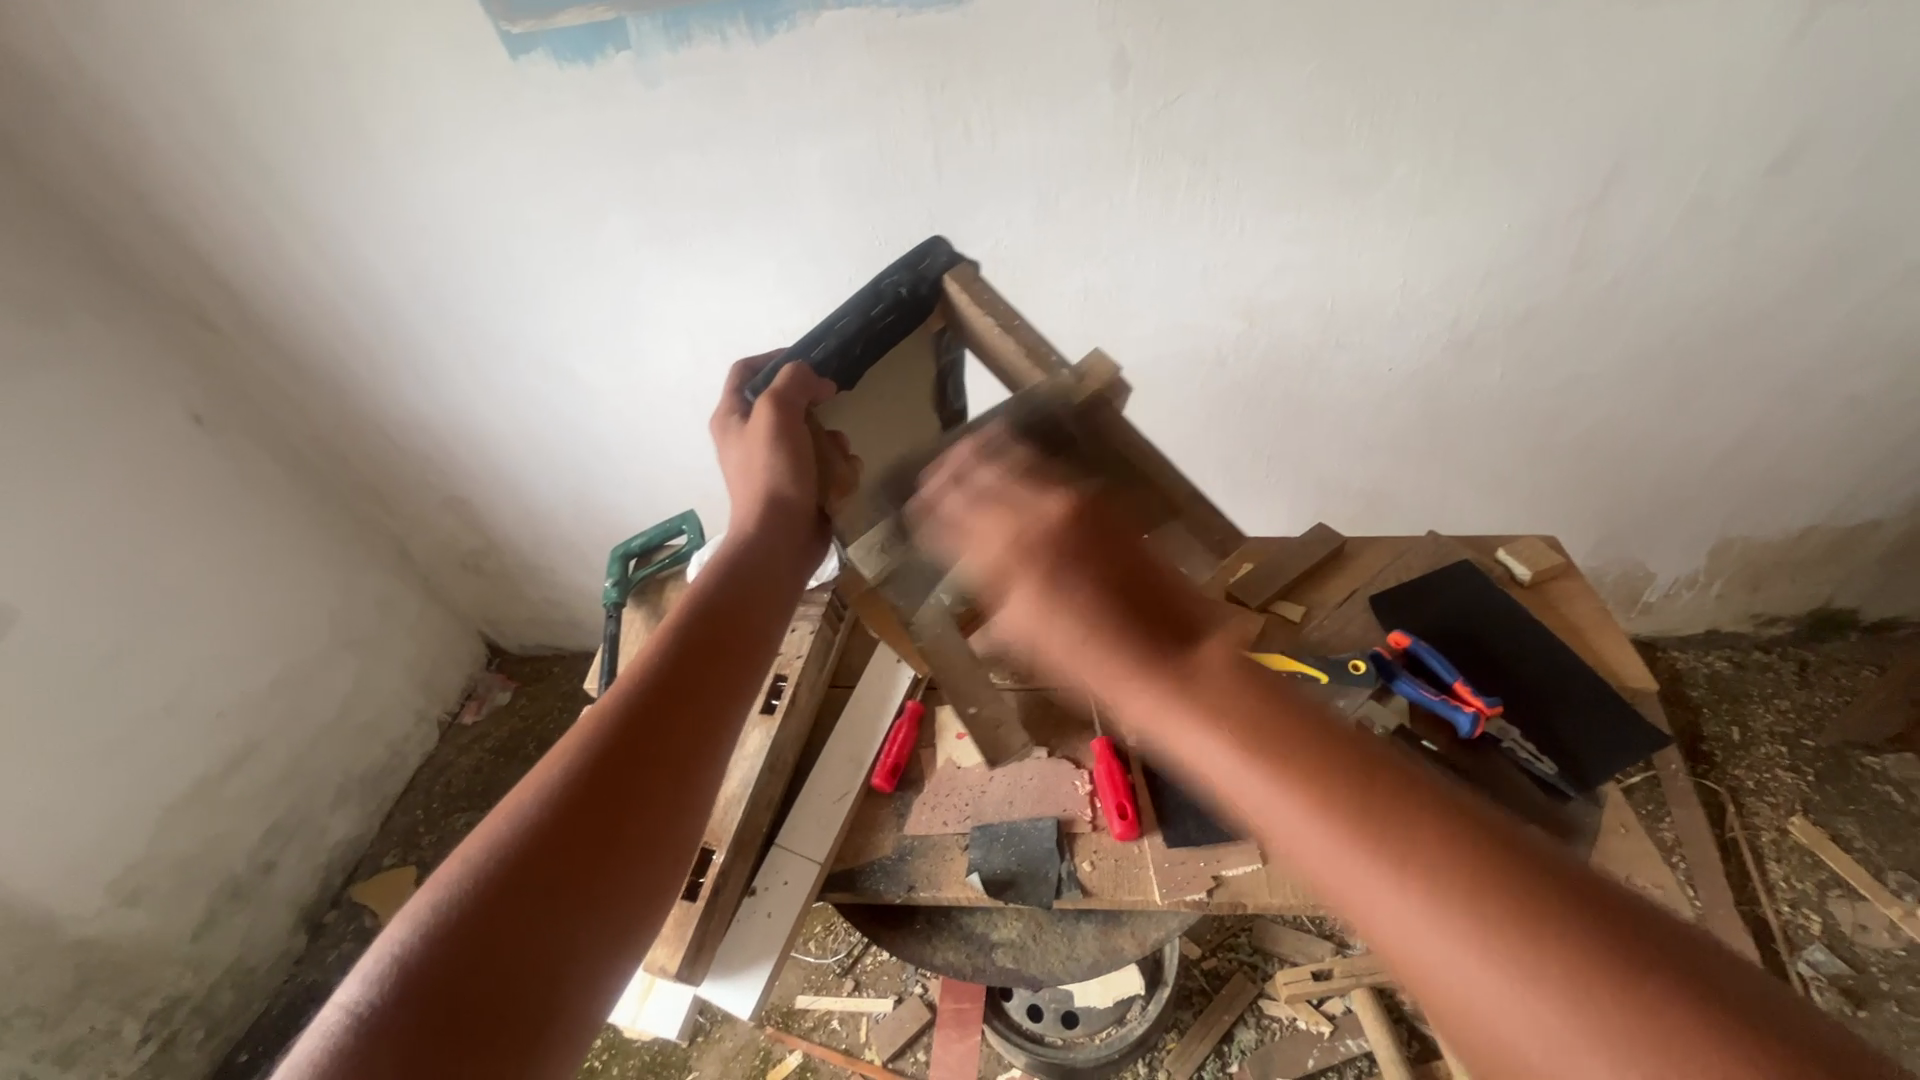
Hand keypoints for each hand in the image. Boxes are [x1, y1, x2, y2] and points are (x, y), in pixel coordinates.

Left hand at [710, 352, 838, 543]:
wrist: (780, 540)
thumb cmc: (773, 472)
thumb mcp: (776, 412)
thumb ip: (793, 381)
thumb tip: (816, 380)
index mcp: (732, 417)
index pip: (747, 370)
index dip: (776, 358)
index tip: (810, 361)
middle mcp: (749, 438)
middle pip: (788, 403)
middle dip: (815, 407)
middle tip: (832, 406)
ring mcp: (775, 466)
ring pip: (813, 435)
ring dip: (833, 441)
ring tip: (838, 454)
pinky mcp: (799, 488)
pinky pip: (824, 466)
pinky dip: (838, 469)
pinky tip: (843, 479)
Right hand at [907, 425, 1215, 699]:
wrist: (1169, 653)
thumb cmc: (1088, 663)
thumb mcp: (1021, 635)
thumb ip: (991, 591)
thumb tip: (973, 570)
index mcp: (1000, 559)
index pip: (948, 521)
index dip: (928, 511)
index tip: (916, 506)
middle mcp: (1029, 519)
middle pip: (975, 479)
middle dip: (949, 473)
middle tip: (933, 468)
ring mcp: (1068, 502)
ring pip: (1012, 461)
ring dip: (983, 453)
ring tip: (965, 445)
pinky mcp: (1100, 499)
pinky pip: (1049, 468)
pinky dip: (1024, 459)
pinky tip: (1014, 457)